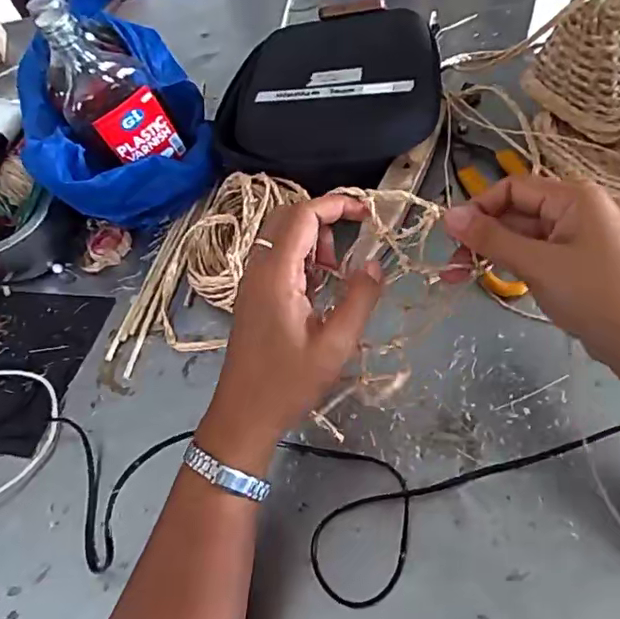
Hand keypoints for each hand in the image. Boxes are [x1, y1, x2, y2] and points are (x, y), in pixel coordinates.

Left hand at [198, 196, 385, 469]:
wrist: (244, 414)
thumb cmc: (288, 383)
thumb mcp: (335, 344)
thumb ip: (359, 299)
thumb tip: (376, 263)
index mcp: (276, 274)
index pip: (303, 214)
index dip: (337, 204)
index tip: (368, 213)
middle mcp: (258, 269)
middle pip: (290, 218)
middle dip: (326, 221)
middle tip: (351, 251)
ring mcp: (252, 282)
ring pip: (283, 238)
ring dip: (314, 243)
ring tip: (338, 276)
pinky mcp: (254, 296)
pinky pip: (278, 260)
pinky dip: (304, 261)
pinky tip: (321, 291)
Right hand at [444, 175, 619, 372]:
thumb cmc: (594, 295)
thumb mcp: (537, 264)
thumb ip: (492, 238)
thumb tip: (448, 215)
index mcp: (572, 196)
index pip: (512, 189)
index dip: (478, 209)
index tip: (451, 238)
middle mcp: (576, 210)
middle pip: (516, 213)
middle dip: (482, 238)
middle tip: (452, 269)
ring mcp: (579, 239)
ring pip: (524, 238)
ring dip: (495, 254)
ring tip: (463, 279)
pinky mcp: (579, 265)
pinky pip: (539, 256)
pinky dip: (516, 267)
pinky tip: (500, 282)